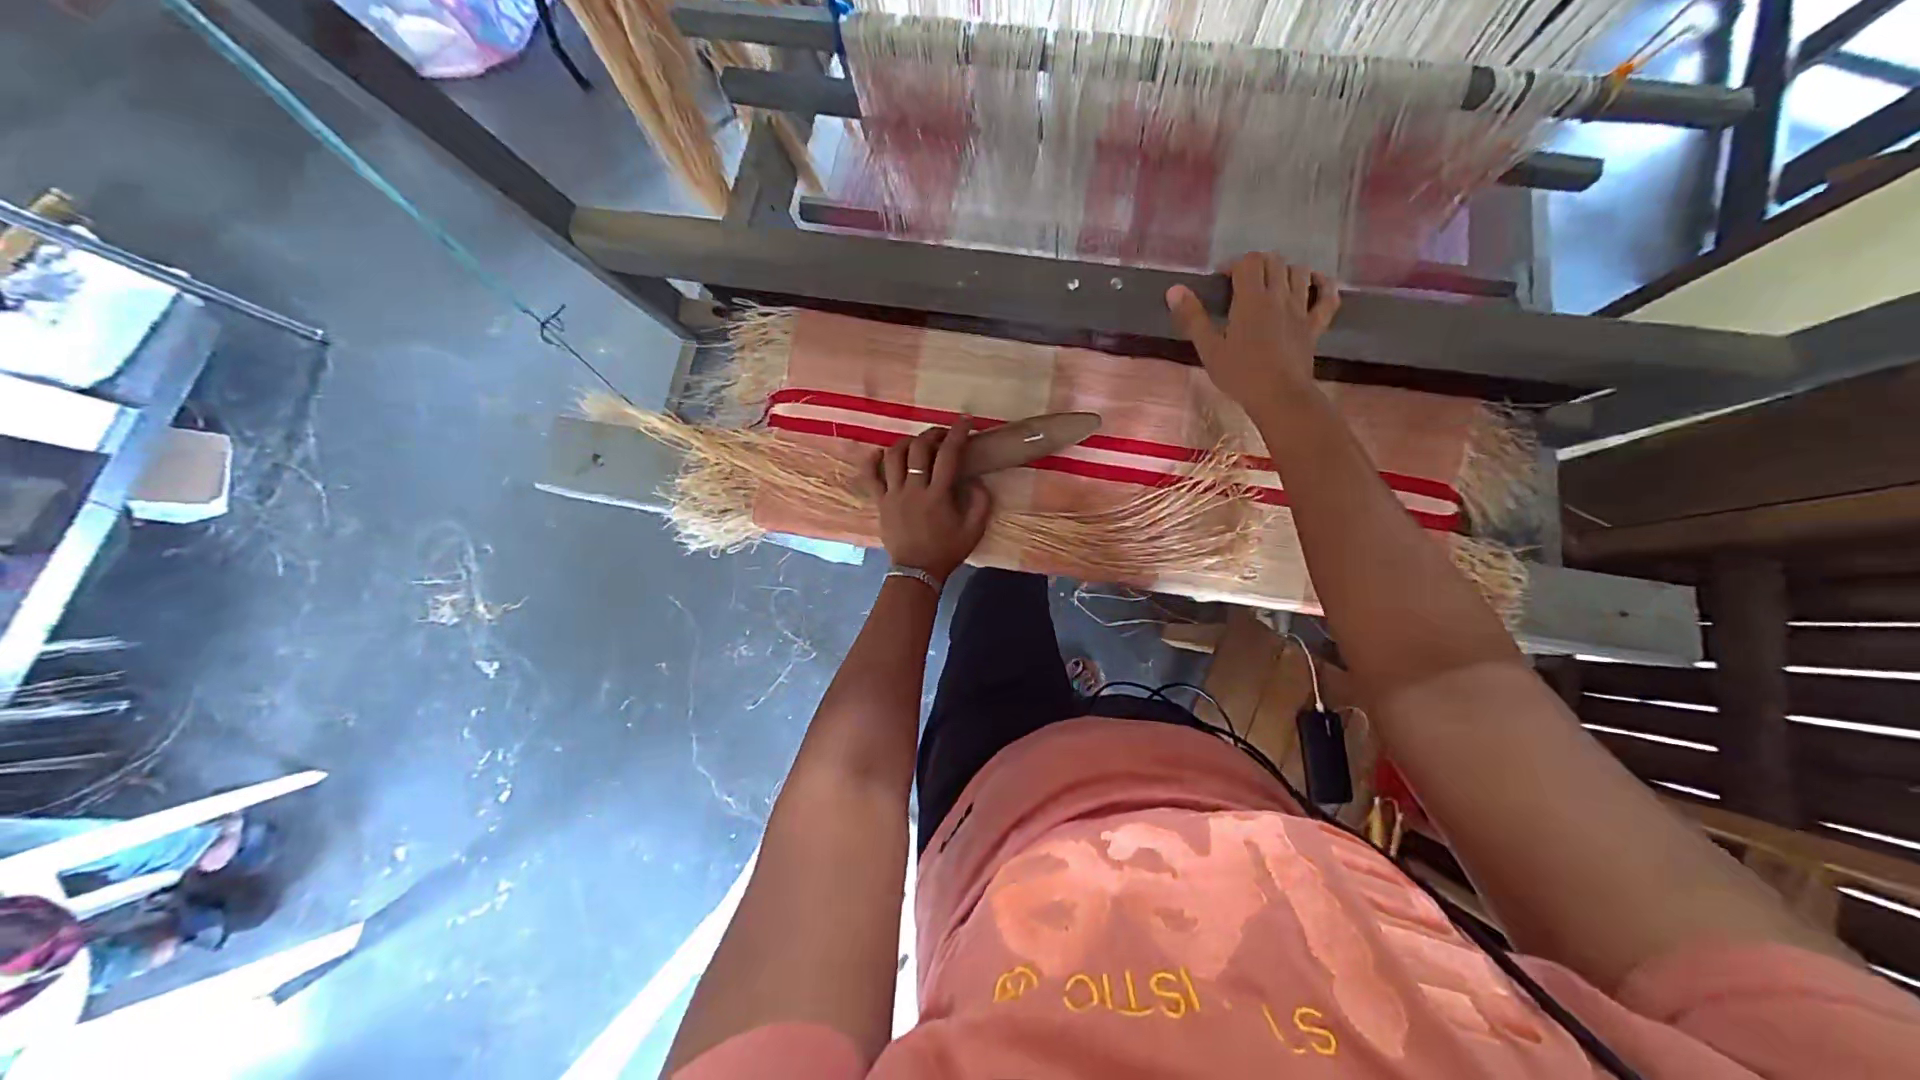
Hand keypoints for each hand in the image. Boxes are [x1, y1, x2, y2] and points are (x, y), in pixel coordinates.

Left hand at [871, 418, 991, 584]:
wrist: (916, 571)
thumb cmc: (946, 551)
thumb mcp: (974, 530)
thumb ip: (980, 503)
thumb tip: (976, 480)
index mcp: (938, 495)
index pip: (949, 455)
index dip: (958, 433)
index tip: (965, 421)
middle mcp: (914, 490)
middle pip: (919, 449)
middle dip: (932, 434)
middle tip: (942, 433)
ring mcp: (893, 495)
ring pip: (894, 456)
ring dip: (906, 442)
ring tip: (916, 442)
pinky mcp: (880, 502)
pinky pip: (870, 476)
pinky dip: (872, 460)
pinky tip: (879, 452)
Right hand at [1165, 252, 1340, 417]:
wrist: (1279, 396)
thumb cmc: (1240, 374)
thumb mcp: (1209, 349)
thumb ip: (1192, 317)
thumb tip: (1174, 289)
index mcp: (1251, 299)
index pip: (1248, 262)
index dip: (1233, 265)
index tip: (1221, 282)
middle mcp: (1279, 296)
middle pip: (1274, 261)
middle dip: (1257, 265)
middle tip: (1242, 284)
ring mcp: (1301, 308)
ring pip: (1299, 271)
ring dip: (1284, 270)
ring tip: (1270, 284)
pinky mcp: (1316, 324)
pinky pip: (1327, 296)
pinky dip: (1322, 284)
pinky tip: (1313, 283)